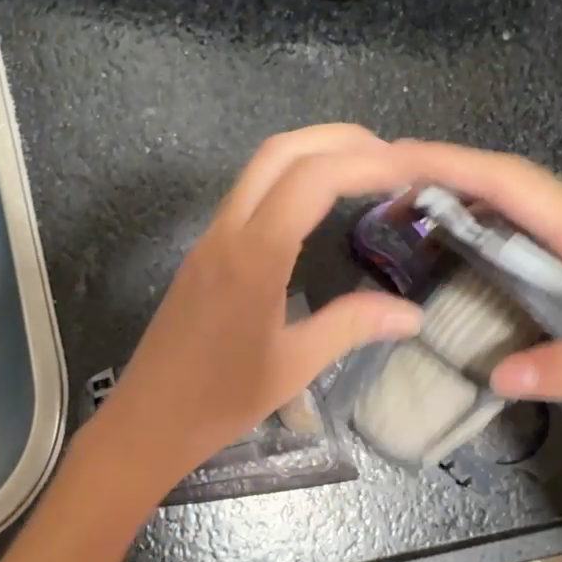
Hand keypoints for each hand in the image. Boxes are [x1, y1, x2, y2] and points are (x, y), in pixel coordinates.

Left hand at [88, 125, 423, 487]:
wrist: (148, 422)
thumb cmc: (220, 401)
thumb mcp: (294, 366)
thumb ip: (352, 327)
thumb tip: (412, 314)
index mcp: (254, 257)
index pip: (314, 178)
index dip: (369, 162)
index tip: (413, 170)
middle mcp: (226, 234)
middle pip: (281, 152)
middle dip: (340, 140)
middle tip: (393, 157)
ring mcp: (207, 242)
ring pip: (258, 170)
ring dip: (311, 155)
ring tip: (363, 174)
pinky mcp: (199, 258)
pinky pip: (245, 198)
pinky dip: (287, 182)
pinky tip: (316, 209)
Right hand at [387, 142, 561, 403]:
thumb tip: (495, 374)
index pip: (517, 187)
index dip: (455, 166)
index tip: (394, 157)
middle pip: (506, 185)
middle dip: (441, 173)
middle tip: (376, 183)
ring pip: (514, 205)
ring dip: (458, 195)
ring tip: (401, 207)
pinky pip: (525, 233)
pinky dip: (483, 224)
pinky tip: (460, 245)